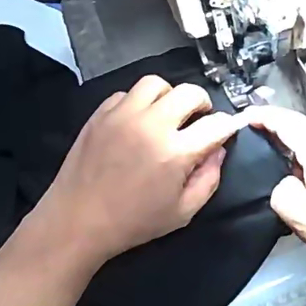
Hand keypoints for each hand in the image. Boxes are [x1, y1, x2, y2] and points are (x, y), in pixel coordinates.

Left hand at [33, 75, 242, 268]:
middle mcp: (151, 125)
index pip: (216, 125)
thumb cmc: (133, 222)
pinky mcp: (100, 114)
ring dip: (169, 96)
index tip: (226, 130)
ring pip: (156, 83)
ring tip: (167, 114)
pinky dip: (138, 103)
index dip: (228, 126)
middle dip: (202, 103)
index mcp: (175, 152)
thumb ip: (208, 180)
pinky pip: (126, 94)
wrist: (77, 220)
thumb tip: (218, 151)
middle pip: (189, 92)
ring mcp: (123, 115)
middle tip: (199, 118)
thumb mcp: (182, 212)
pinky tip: (137, 122)